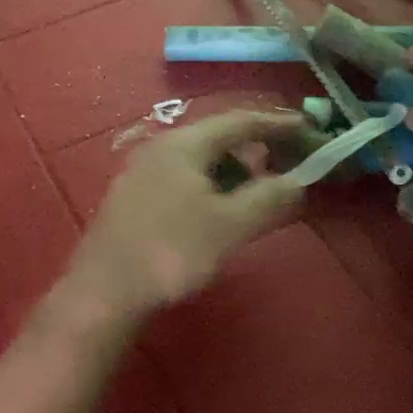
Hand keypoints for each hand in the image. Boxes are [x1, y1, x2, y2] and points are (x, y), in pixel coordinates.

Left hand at [60, 110, 306, 330]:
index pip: (239, 121)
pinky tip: (217, 215)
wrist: (104, 291)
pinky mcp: (133, 200)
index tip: (307, 130)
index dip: (277, 124)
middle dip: (255, 152)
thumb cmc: (171, 251)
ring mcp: (142, 173)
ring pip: (199, 162)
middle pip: (217, 139)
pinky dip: (210, 188)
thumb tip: (299, 181)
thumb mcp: (230, 226)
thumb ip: (269, 199)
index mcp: (184, 144)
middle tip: (285, 170)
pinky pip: (182, 180)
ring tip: (255, 198)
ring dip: (232, 174)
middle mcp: (160, 148)